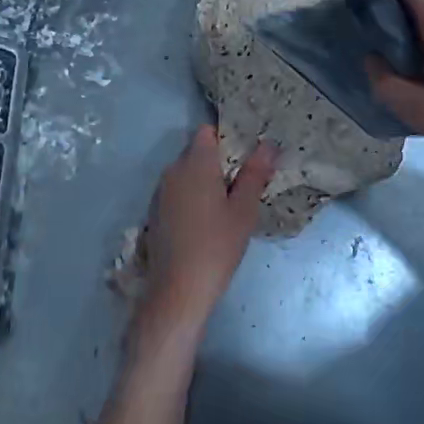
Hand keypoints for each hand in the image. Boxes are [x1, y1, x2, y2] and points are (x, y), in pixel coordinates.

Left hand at [141, 126, 277, 326]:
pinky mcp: (155, 214)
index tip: (246, 152)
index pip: (207, 131)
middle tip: (245, 180)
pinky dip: (191, 197)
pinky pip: (177, 192)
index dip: (226, 136)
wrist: (177, 292)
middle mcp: (172, 172)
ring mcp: (160, 193)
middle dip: (219, 160)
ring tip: (228, 202)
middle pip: (196, 151)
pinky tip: (206, 221)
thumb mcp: (243, 210)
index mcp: (195, 164)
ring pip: (186, 173)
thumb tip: (268, 145)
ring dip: (204, 180)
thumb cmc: (216, 246)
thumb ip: (255, 174)